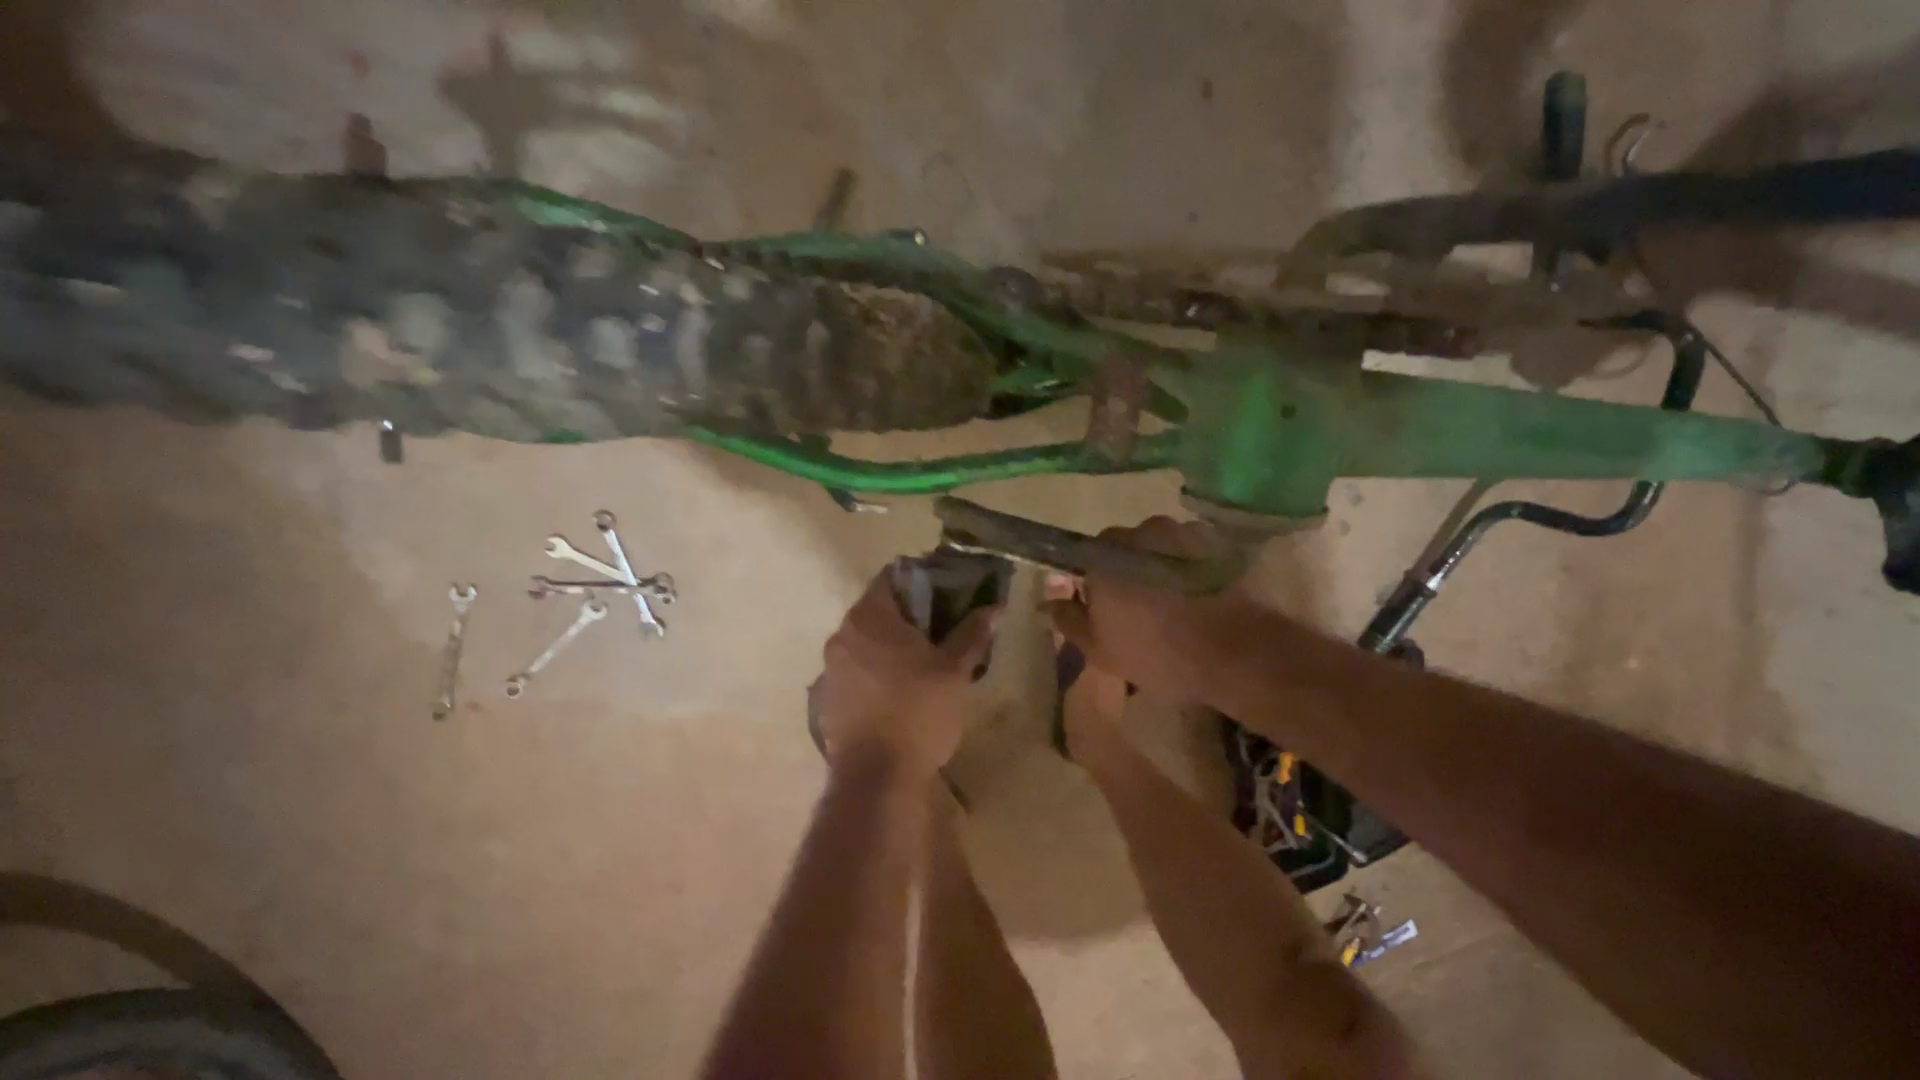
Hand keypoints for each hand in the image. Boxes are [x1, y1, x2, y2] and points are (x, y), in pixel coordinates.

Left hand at [814, 564, 999, 775]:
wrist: (877, 778)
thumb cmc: (919, 712)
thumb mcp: (954, 671)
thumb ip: (971, 634)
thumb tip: (993, 607)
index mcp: (869, 617)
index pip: (891, 578)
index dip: (921, 581)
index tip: (947, 595)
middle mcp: (842, 635)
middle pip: (877, 611)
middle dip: (908, 617)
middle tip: (943, 630)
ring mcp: (830, 668)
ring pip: (865, 643)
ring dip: (891, 647)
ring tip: (925, 664)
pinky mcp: (827, 699)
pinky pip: (856, 672)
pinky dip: (877, 673)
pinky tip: (901, 692)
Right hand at [1041, 517, 1256, 699]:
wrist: (1236, 653)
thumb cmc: (1158, 655)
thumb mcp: (1101, 650)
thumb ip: (1069, 622)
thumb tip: (1045, 602)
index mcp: (1103, 557)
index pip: (1086, 556)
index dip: (1095, 581)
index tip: (1106, 608)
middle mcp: (1139, 533)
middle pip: (1124, 545)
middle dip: (1128, 568)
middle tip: (1141, 606)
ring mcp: (1181, 533)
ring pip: (1160, 544)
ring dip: (1161, 565)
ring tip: (1177, 601)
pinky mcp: (1217, 542)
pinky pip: (1192, 549)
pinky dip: (1192, 565)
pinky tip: (1202, 594)